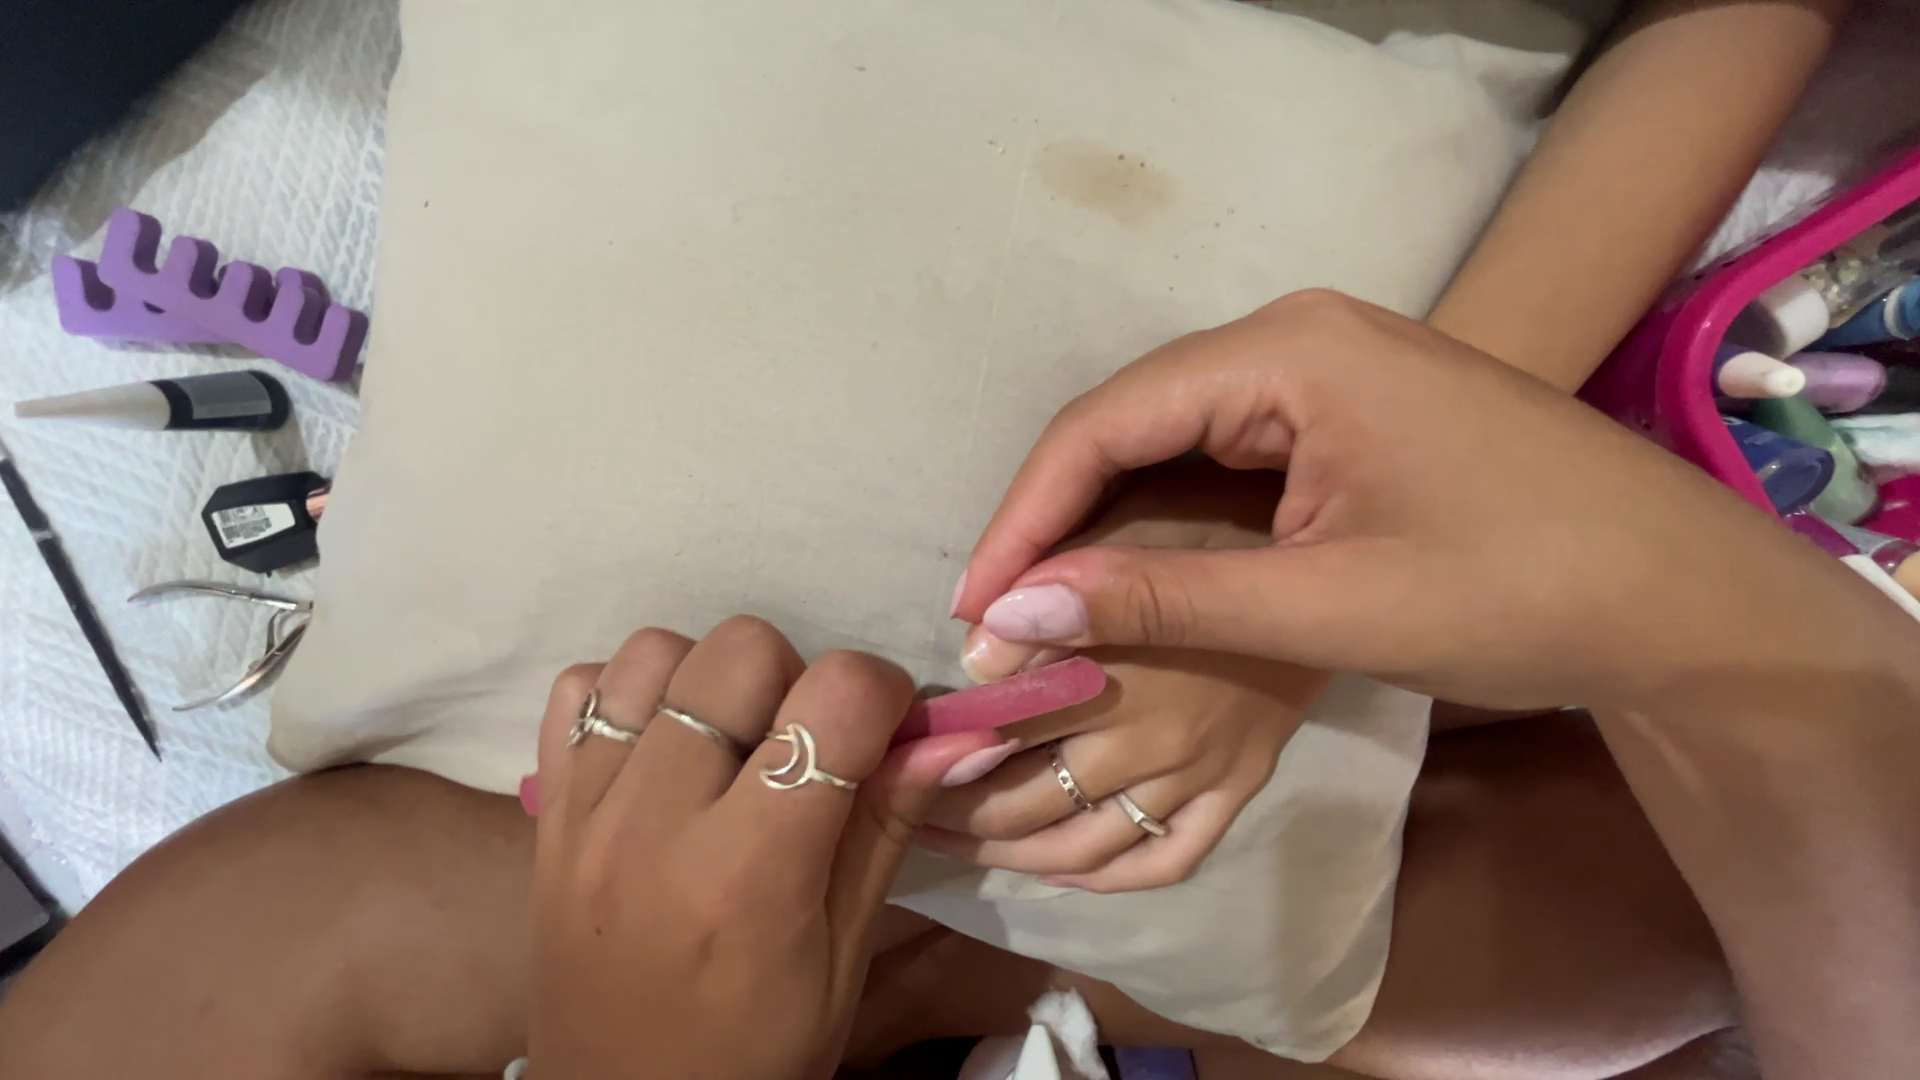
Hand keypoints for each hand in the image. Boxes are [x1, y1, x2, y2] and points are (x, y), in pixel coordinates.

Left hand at [527, 617, 1003, 1079]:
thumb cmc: (759, 1052)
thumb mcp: (846, 952)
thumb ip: (891, 823)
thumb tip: (961, 733)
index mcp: (748, 872)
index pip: (836, 699)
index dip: (882, 691)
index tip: (886, 728)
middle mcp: (653, 823)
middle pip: (740, 649)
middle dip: (796, 677)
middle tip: (803, 745)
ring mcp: (584, 813)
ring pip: (656, 651)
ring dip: (712, 679)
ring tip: (732, 744)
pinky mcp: (544, 812)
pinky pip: (577, 689)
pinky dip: (632, 695)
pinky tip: (664, 749)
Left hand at [924, 461, 1328, 891]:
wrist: (1326, 551)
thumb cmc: (1211, 521)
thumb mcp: (1121, 528)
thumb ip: (1047, 585)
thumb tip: (971, 642)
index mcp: (1112, 670)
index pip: (998, 727)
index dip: (939, 744)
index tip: (899, 749)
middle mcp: (1149, 739)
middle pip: (1026, 799)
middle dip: (954, 810)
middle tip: (903, 807)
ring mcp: (1196, 777)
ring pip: (1083, 846)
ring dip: (1009, 854)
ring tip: (953, 845)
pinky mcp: (1238, 793)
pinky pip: (1165, 860)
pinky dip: (1105, 875)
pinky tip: (1061, 871)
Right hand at [950, 290, 1880, 710]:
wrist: (1687, 607)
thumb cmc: (1522, 595)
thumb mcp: (1324, 605)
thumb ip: (1160, 600)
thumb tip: (1013, 611)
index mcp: (1287, 353)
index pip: (1106, 422)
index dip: (1025, 514)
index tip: (973, 599)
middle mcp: (1285, 340)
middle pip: (1121, 424)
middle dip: (1049, 517)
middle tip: (993, 606)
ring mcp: (1307, 375)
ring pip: (1156, 442)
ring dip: (1092, 522)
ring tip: (1033, 597)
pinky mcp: (1323, 419)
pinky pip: (1202, 460)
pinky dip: (1149, 521)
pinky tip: (1114, 572)